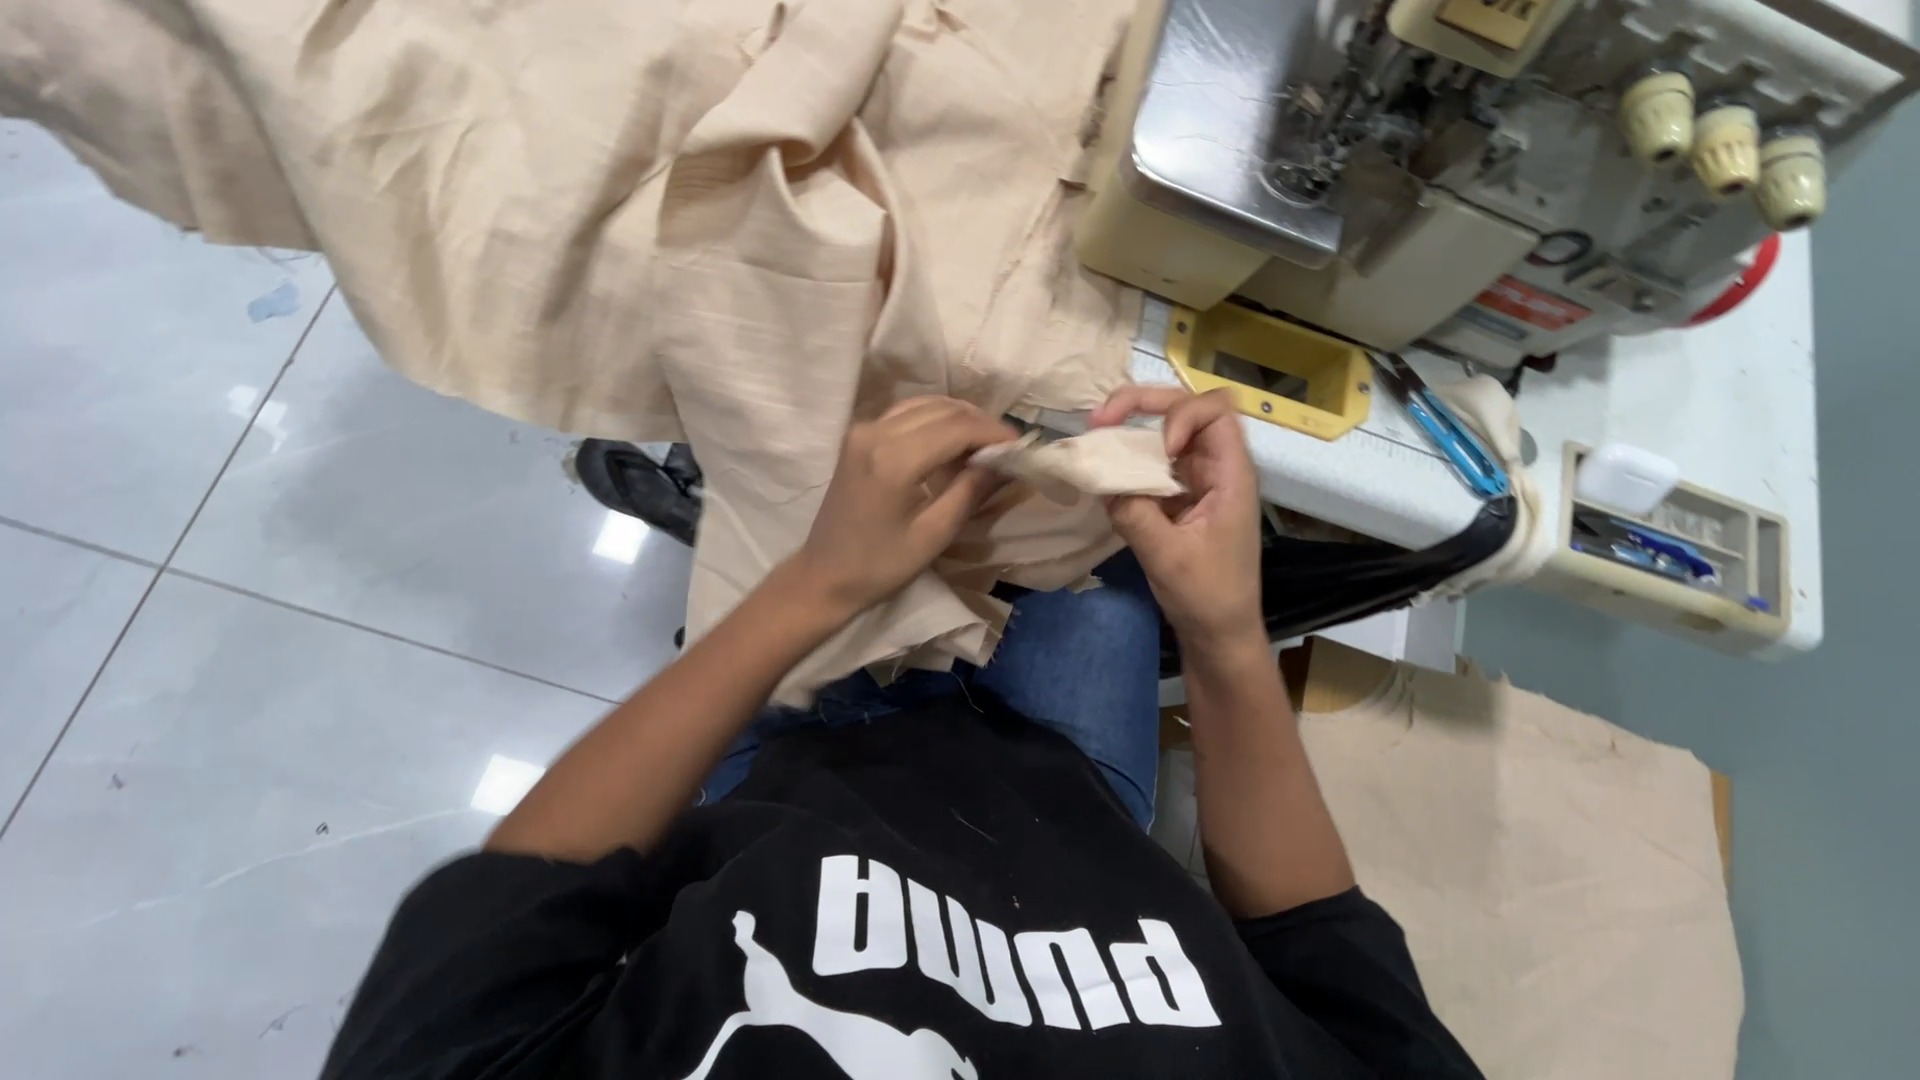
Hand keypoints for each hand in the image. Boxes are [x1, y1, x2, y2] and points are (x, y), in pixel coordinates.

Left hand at [790, 396, 1016, 614]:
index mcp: (893, 459)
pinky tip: (952, 442)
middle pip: (943, 409)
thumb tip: (1004, 462)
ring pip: (925, 405)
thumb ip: (970, 491)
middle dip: (979, 423)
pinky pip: (906, 413)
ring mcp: (863, 430)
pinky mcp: (858, 435)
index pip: (957, 427)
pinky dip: (935, 420)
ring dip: (959, 418)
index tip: (1021, 445)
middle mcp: (875, 432)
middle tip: (1006, 446)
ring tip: (984, 444)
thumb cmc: (880, 565)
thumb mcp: (934, 534)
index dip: (993, 431)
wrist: (824, 575)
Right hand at [1091, 387, 1262, 648]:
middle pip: (1185, 411)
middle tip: (1100, 419)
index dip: (1181, 415)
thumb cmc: (1208, 597)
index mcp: (1231, 475)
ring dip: (1130, 434)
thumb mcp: (1167, 556)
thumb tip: (1100, 480)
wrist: (1219, 634)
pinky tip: (1103, 479)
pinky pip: (1152, 468)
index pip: (1215, 410)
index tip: (1159, 448)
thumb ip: (1133, 513)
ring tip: (1095, 442)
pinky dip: (1127, 466)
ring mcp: (1197, 484)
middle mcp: (1216, 470)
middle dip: (1143, 405)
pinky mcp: (1178, 501)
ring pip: (1164, 437)